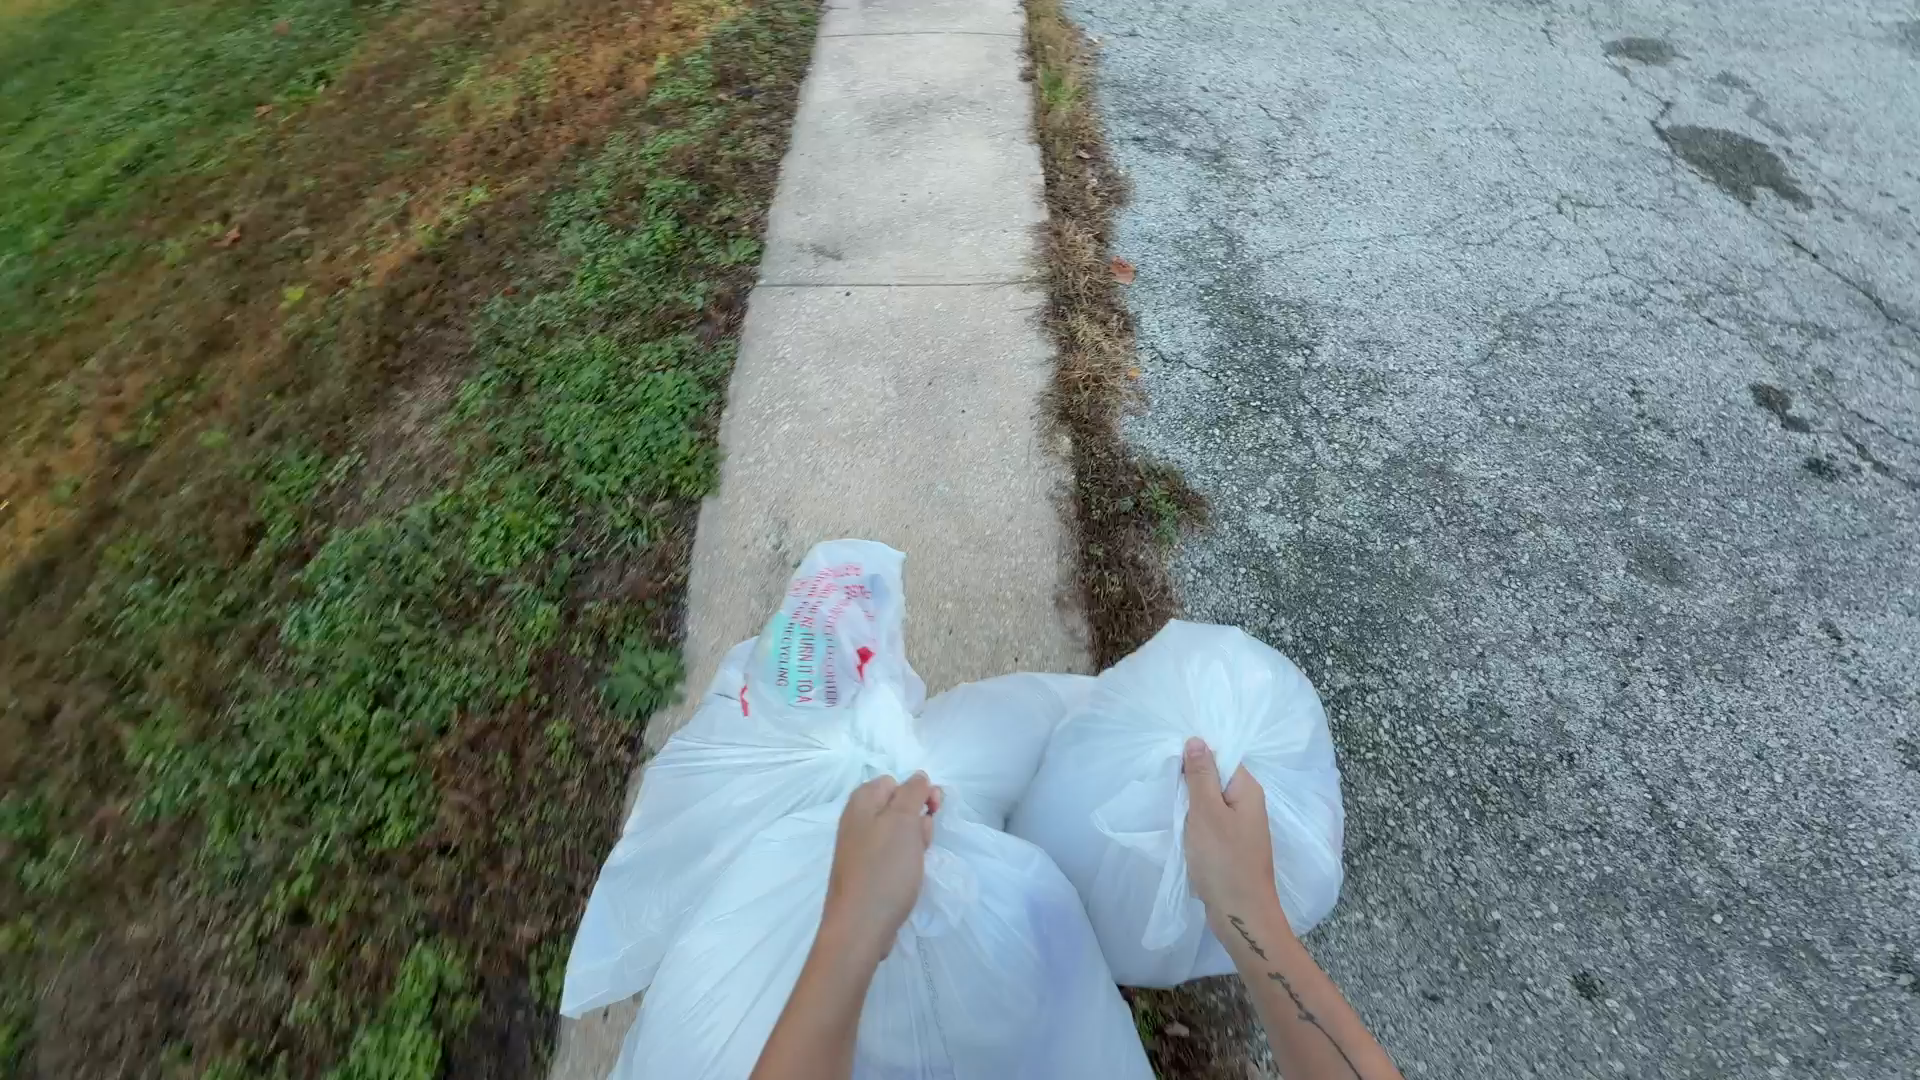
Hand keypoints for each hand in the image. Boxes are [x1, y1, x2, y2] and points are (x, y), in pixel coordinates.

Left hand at [820, 772, 942, 965]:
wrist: (860, 928)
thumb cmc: (884, 869)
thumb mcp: (903, 821)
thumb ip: (913, 792)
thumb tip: (918, 777)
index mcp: (862, 801)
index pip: (897, 782)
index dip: (918, 794)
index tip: (932, 812)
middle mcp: (857, 820)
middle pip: (899, 808)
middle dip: (917, 822)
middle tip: (920, 842)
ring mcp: (860, 849)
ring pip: (899, 835)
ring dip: (914, 844)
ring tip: (914, 864)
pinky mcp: (866, 873)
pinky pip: (892, 857)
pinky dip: (904, 864)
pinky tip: (907, 879)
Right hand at [1182, 737, 1287, 932]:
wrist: (1241, 916)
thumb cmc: (1224, 860)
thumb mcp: (1206, 812)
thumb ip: (1200, 775)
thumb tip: (1196, 740)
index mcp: (1247, 790)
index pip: (1221, 757)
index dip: (1196, 756)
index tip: (1170, 760)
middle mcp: (1247, 804)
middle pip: (1214, 778)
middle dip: (1189, 778)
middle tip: (1164, 780)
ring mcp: (1239, 826)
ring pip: (1208, 801)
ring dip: (1189, 801)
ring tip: (1167, 800)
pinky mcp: (1229, 845)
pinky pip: (1208, 821)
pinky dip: (1192, 820)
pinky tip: (1178, 824)